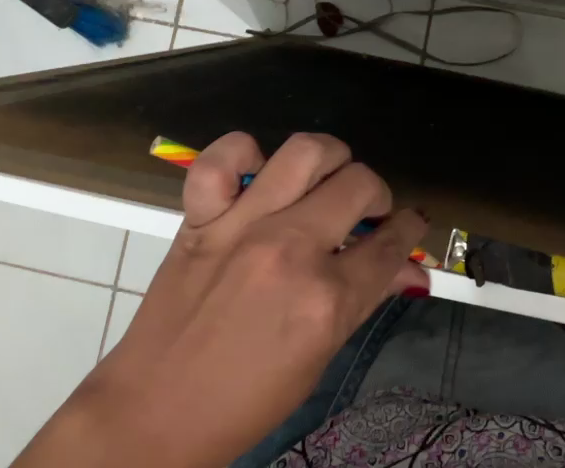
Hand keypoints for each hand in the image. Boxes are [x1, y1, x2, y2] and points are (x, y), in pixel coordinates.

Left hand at [13, 132, 429, 467]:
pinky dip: (244, 153)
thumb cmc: (246, 399)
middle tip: (367, 215)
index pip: (390, 243)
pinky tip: (257, 175)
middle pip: (360, 184)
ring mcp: (243, 226)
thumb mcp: (319, 356)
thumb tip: (411, 269)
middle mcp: (291, 249)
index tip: (410, 223)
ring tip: (326, 182)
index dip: (409, 229)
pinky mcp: (200, 218)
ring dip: (331, 160)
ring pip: (307, 151)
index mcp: (326, 299)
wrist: (154, 414)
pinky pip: (224, 156)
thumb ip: (366, 299)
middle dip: (378, 195)